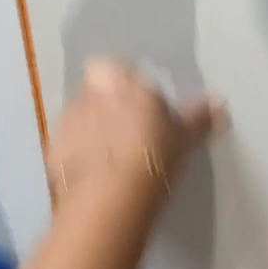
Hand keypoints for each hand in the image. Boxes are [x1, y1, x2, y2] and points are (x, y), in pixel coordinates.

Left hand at [45, 58, 224, 202]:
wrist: (108, 203)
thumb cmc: (152, 158)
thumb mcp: (184, 138)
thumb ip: (198, 116)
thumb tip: (217, 102)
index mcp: (119, 81)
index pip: (113, 65)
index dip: (123, 81)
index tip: (141, 100)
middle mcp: (88, 95)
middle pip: (95, 91)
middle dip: (108, 105)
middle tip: (131, 128)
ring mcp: (65, 124)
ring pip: (79, 118)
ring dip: (91, 129)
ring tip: (113, 156)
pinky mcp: (50, 156)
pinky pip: (67, 146)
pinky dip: (78, 155)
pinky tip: (97, 175)